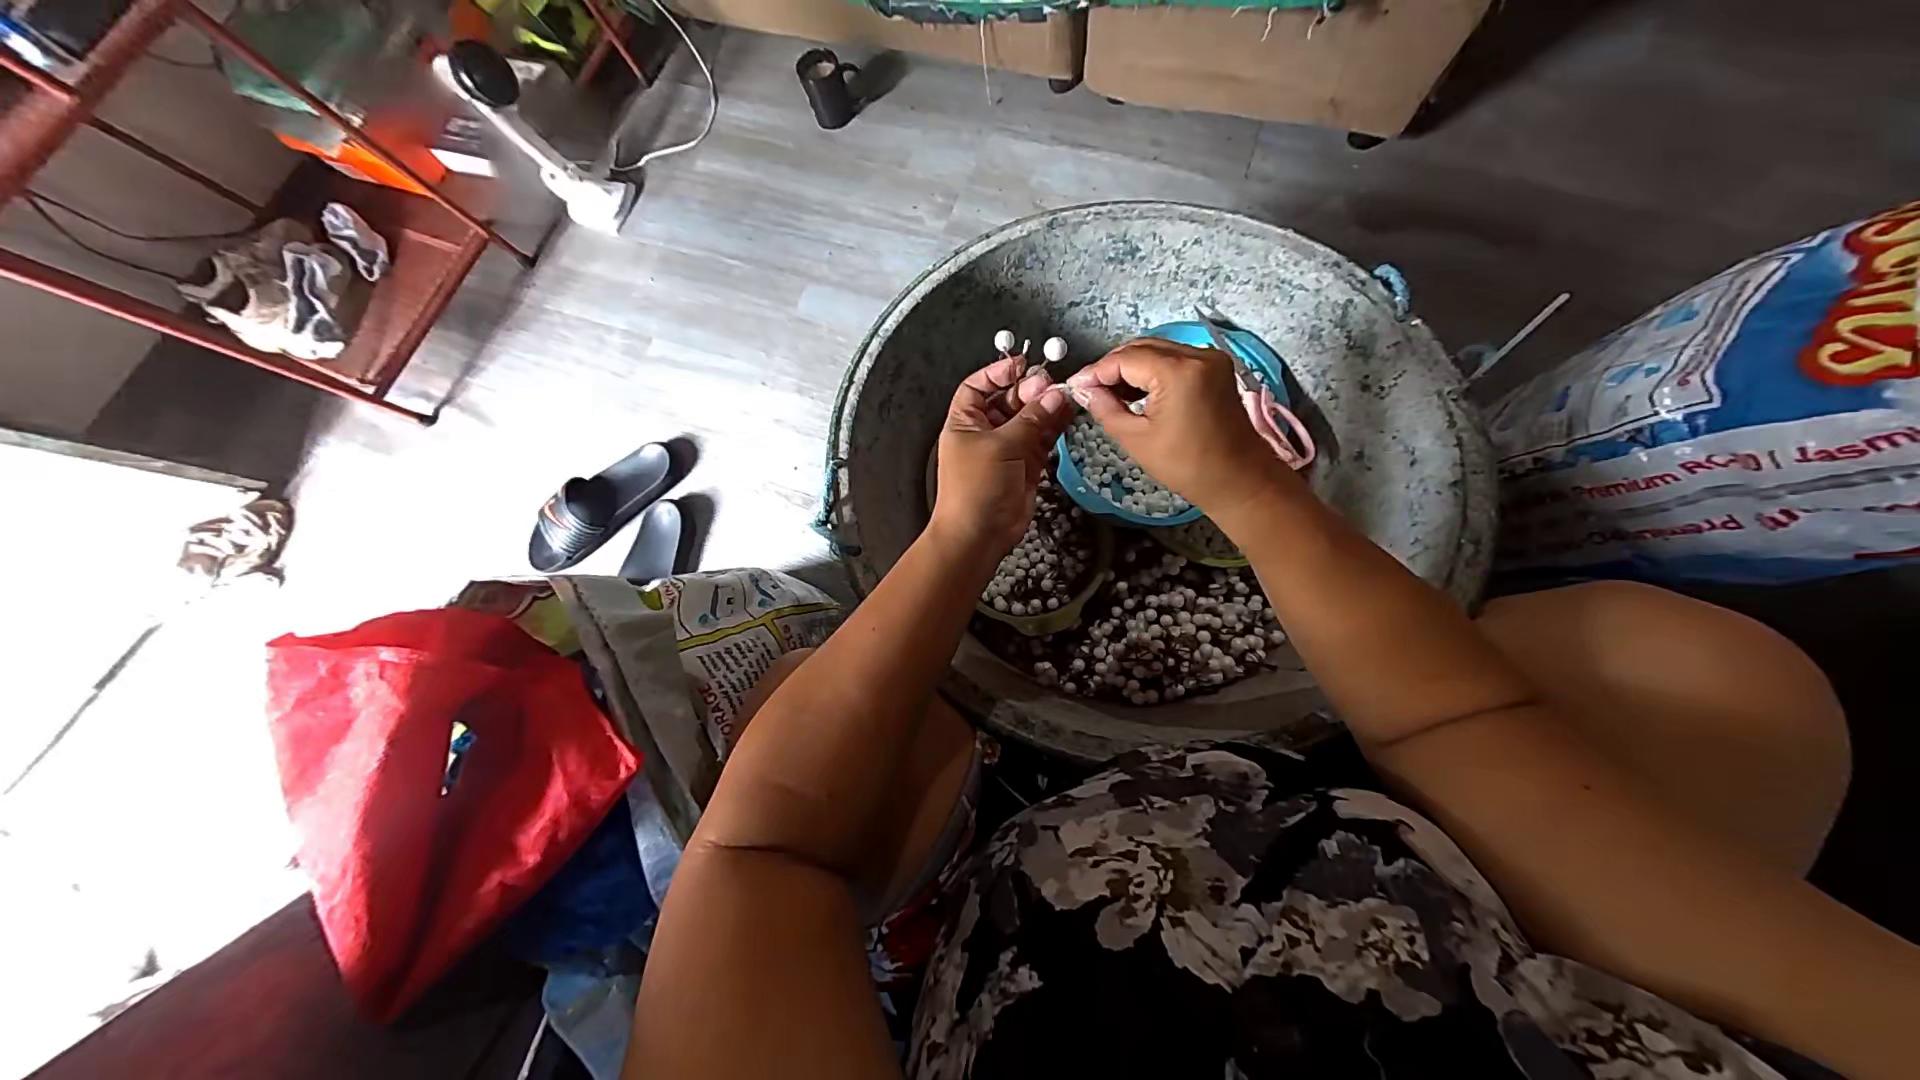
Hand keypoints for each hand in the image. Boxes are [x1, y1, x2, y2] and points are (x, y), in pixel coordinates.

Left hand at [931, 355, 1072, 556]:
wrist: (979, 534)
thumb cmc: (974, 492)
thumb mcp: (1001, 446)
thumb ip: (1030, 419)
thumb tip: (1052, 396)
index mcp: (965, 422)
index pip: (978, 386)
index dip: (997, 373)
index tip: (1021, 365)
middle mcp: (984, 433)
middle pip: (1008, 399)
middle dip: (1029, 391)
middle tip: (1049, 386)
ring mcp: (1006, 448)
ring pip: (1029, 418)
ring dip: (1046, 408)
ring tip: (1064, 397)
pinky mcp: (1025, 464)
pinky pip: (1041, 438)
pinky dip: (1054, 427)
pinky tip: (1067, 414)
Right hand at [1065, 339, 1295, 519]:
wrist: (1238, 480)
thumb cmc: (1188, 466)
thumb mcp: (1136, 439)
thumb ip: (1105, 408)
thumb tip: (1084, 392)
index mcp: (1178, 372)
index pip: (1124, 358)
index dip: (1095, 371)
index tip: (1076, 386)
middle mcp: (1197, 355)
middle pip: (1141, 347)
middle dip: (1111, 367)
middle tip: (1089, 390)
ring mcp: (1210, 359)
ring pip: (1157, 351)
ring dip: (1130, 368)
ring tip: (1108, 394)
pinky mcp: (1215, 368)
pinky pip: (1174, 359)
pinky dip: (1151, 371)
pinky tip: (1135, 392)